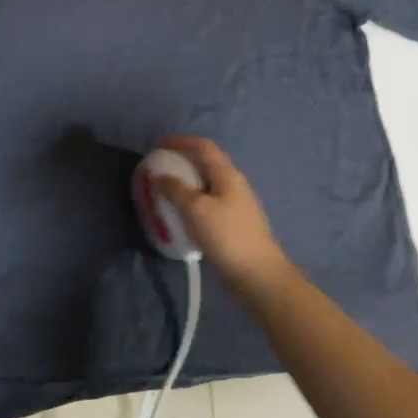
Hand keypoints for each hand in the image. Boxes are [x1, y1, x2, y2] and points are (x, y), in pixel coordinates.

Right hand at [154, 135, 293, 296]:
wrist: (259, 276)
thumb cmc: (227, 235)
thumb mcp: (195, 209)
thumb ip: (175, 189)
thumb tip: (158, 176)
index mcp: (227, 174)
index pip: (203, 146)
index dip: (180, 141)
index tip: (158, 144)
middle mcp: (233, 185)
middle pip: (205, 164)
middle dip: (182, 162)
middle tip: (159, 169)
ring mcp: (236, 206)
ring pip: (206, 186)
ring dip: (186, 184)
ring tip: (165, 192)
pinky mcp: (233, 225)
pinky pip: (208, 205)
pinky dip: (192, 203)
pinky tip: (181, 217)